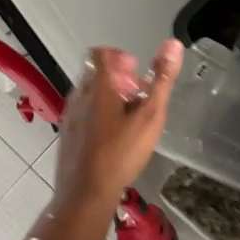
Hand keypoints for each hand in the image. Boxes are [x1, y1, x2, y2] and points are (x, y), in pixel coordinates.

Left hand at [52, 40, 181, 213]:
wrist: (85, 195)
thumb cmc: (120, 153)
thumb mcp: (150, 116)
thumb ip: (162, 80)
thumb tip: (173, 44)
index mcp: (98, 87)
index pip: (100, 54)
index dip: (117, 55)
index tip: (134, 69)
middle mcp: (79, 97)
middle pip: (95, 74)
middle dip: (116, 77)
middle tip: (137, 94)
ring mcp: (70, 117)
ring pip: (88, 94)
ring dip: (107, 96)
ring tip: (127, 116)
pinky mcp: (67, 136)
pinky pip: (82, 113)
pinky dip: (97, 114)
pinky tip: (112, 136)